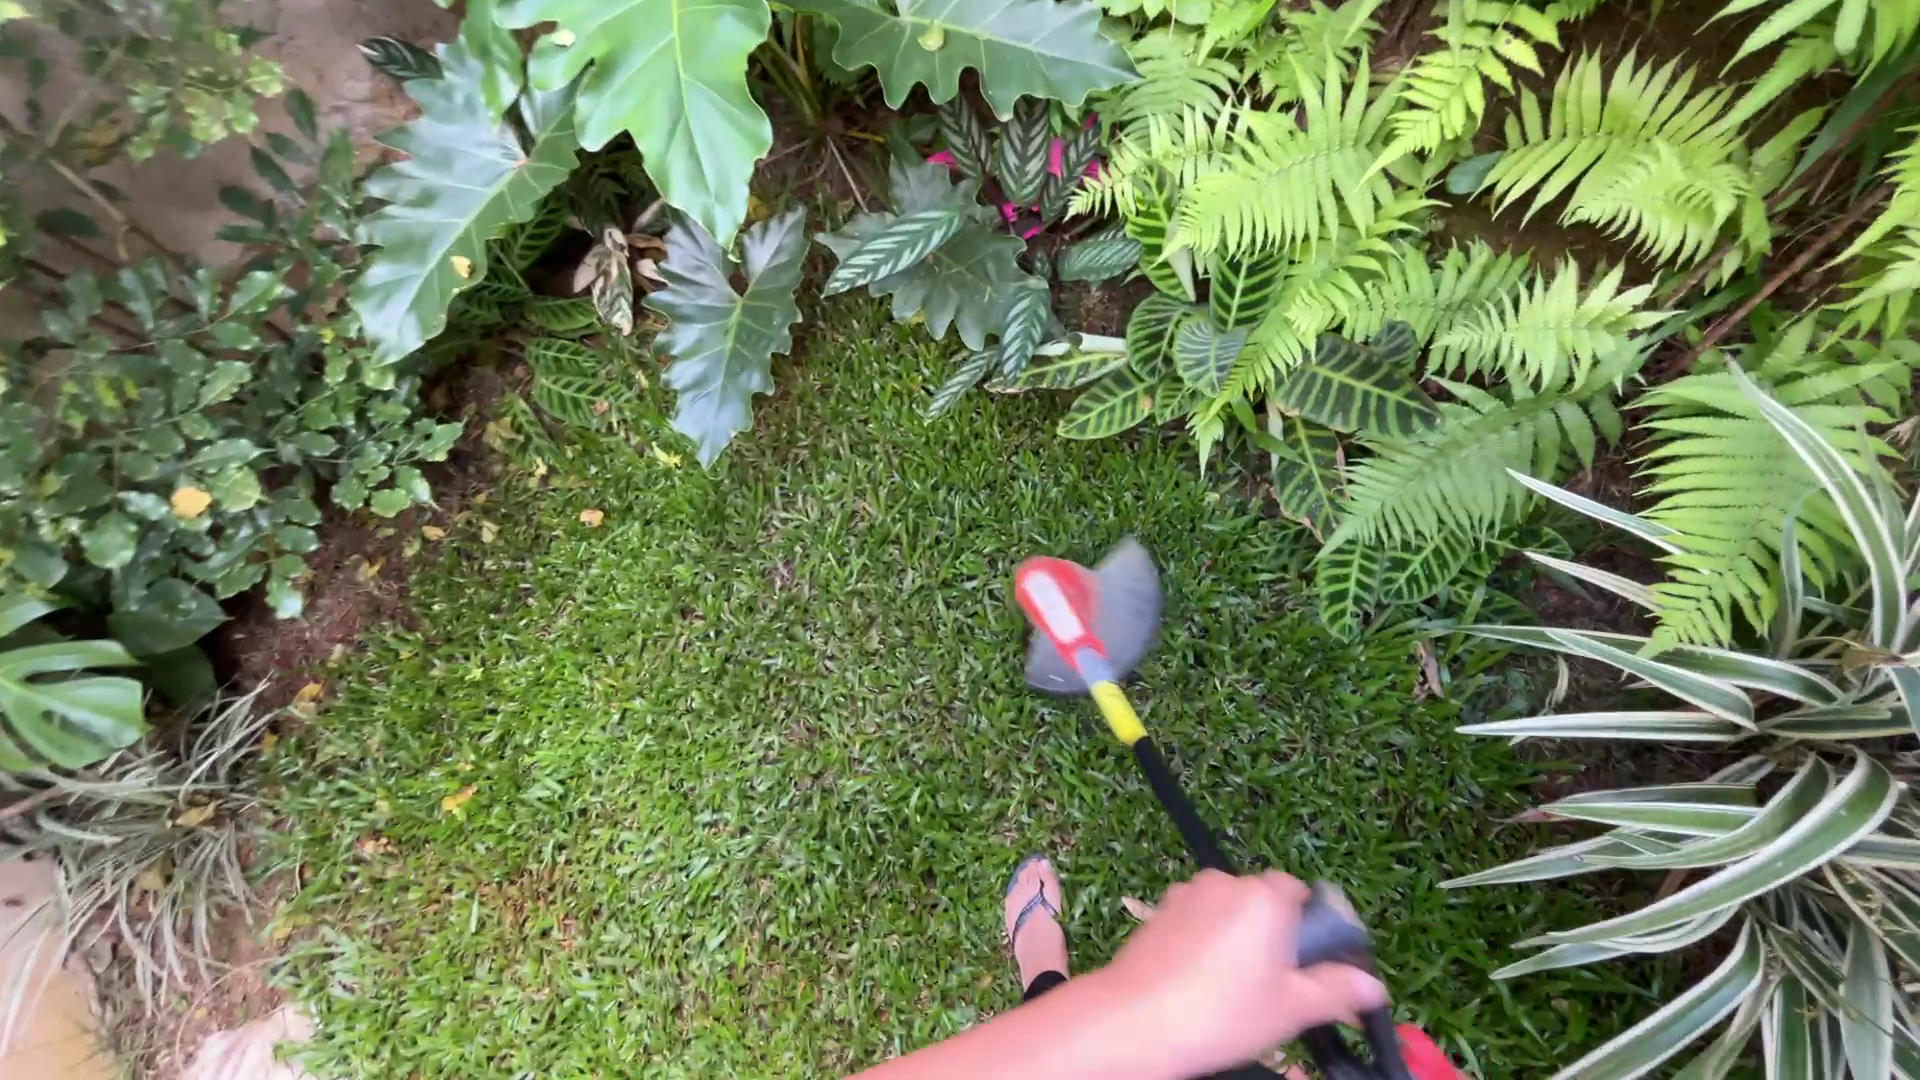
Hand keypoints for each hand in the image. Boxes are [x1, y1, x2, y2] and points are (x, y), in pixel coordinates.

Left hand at [1103, 870, 1389, 1076]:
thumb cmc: (1224, 1011)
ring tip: (1240, 985)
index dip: (1311, 922)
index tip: (1316, 959)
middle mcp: (1223, 882)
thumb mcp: (1292, 1008)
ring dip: (1239, 933)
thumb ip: (1335, 989)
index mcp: (1262, 896)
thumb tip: (1371, 985)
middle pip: (1261, 898)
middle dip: (1275, 931)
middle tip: (1280, 980)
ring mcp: (1187, 892)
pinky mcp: (1161, 908)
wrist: (1140, 1016)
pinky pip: (1198, 915)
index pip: (1297, 890)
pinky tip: (1204, 977)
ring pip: (1228, 907)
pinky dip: (1207, 936)